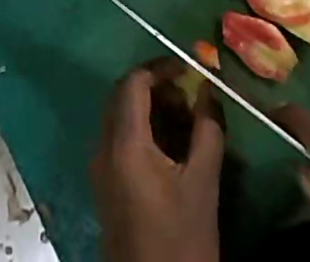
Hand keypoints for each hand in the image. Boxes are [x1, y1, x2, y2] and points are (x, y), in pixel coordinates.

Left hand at [89, 60, 225, 261]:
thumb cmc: (182, 240)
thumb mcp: (204, 184)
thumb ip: (207, 131)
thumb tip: (209, 91)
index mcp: (124, 143)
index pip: (133, 83)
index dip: (160, 67)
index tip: (189, 68)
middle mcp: (103, 147)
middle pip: (122, 96)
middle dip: (156, 87)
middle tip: (190, 95)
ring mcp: (99, 166)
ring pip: (120, 116)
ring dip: (150, 108)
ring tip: (187, 120)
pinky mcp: (104, 183)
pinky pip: (118, 138)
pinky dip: (142, 129)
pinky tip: (172, 144)